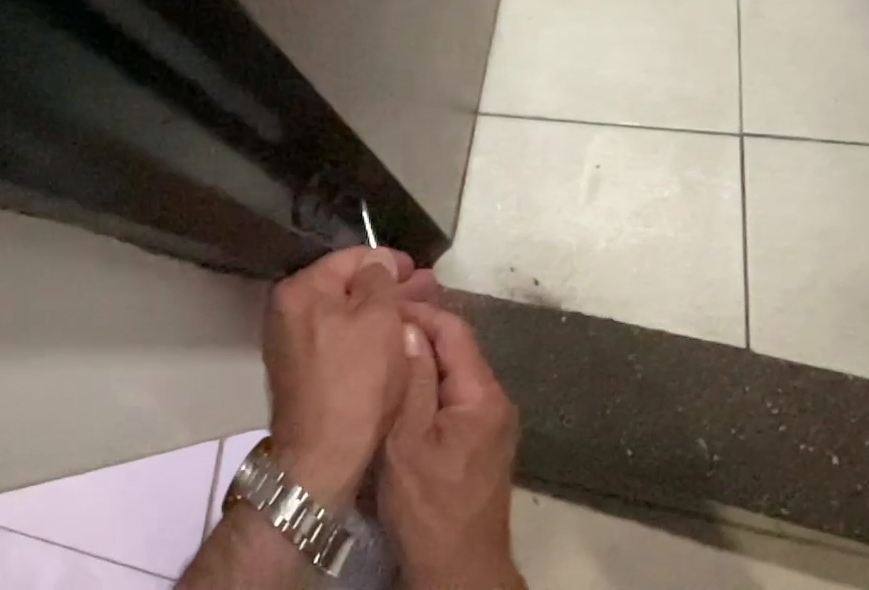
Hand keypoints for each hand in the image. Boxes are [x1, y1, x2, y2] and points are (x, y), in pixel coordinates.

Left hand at [262, 247, 438, 508]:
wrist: (322, 458)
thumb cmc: (356, 382)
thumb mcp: (378, 320)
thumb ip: (378, 280)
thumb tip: (376, 259)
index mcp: (300, 290)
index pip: (349, 259)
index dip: (387, 261)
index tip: (418, 270)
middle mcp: (286, 310)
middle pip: (345, 287)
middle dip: (387, 288)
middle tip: (425, 291)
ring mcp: (290, 343)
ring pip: (343, 316)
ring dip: (378, 313)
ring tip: (416, 315)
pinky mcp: (300, 372)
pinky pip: (337, 341)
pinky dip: (363, 338)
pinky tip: (391, 343)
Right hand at [378, 301, 523, 589]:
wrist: (457, 571)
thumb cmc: (427, 506)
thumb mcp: (408, 438)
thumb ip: (413, 379)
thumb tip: (407, 325)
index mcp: (482, 396)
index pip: (453, 330)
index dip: (417, 311)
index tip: (378, 306)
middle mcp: (494, 401)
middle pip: (455, 348)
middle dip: (416, 331)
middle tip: (373, 323)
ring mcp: (489, 422)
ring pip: (452, 370)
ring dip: (419, 356)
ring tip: (379, 347)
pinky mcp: (478, 440)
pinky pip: (452, 393)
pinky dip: (426, 382)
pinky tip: (397, 383)